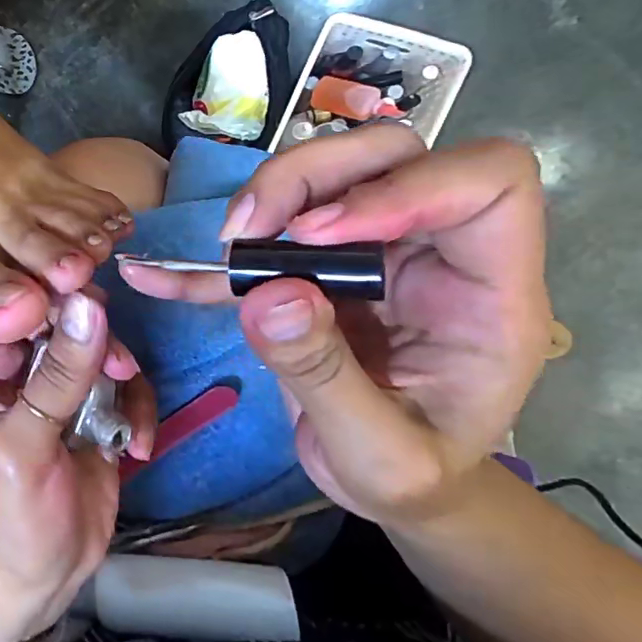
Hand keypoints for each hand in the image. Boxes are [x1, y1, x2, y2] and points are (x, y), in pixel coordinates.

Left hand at [0, 292, 156, 641]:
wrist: (44, 577)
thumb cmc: (12, 514)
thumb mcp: (26, 444)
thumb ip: (58, 375)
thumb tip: (89, 304)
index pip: (21, 305)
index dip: (61, 298)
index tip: (100, 311)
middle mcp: (20, 363)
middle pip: (70, 317)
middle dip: (102, 343)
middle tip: (120, 373)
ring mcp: (60, 383)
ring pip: (105, 346)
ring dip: (126, 381)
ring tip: (129, 426)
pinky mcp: (96, 405)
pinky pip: (127, 383)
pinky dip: (139, 408)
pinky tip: (138, 446)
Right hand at [120, 123, 549, 525]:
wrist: (393, 485)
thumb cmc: (414, 477)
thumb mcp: (381, 456)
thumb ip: (328, 378)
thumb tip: (270, 295)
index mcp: (486, 290)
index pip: (486, 183)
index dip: (405, 185)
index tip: (316, 235)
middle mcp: (434, 253)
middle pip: (392, 155)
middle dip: (311, 175)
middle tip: (248, 228)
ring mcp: (374, 253)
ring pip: (329, 174)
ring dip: (267, 196)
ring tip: (221, 250)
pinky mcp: (317, 269)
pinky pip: (266, 242)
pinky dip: (211, 258)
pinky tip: (155, 276)